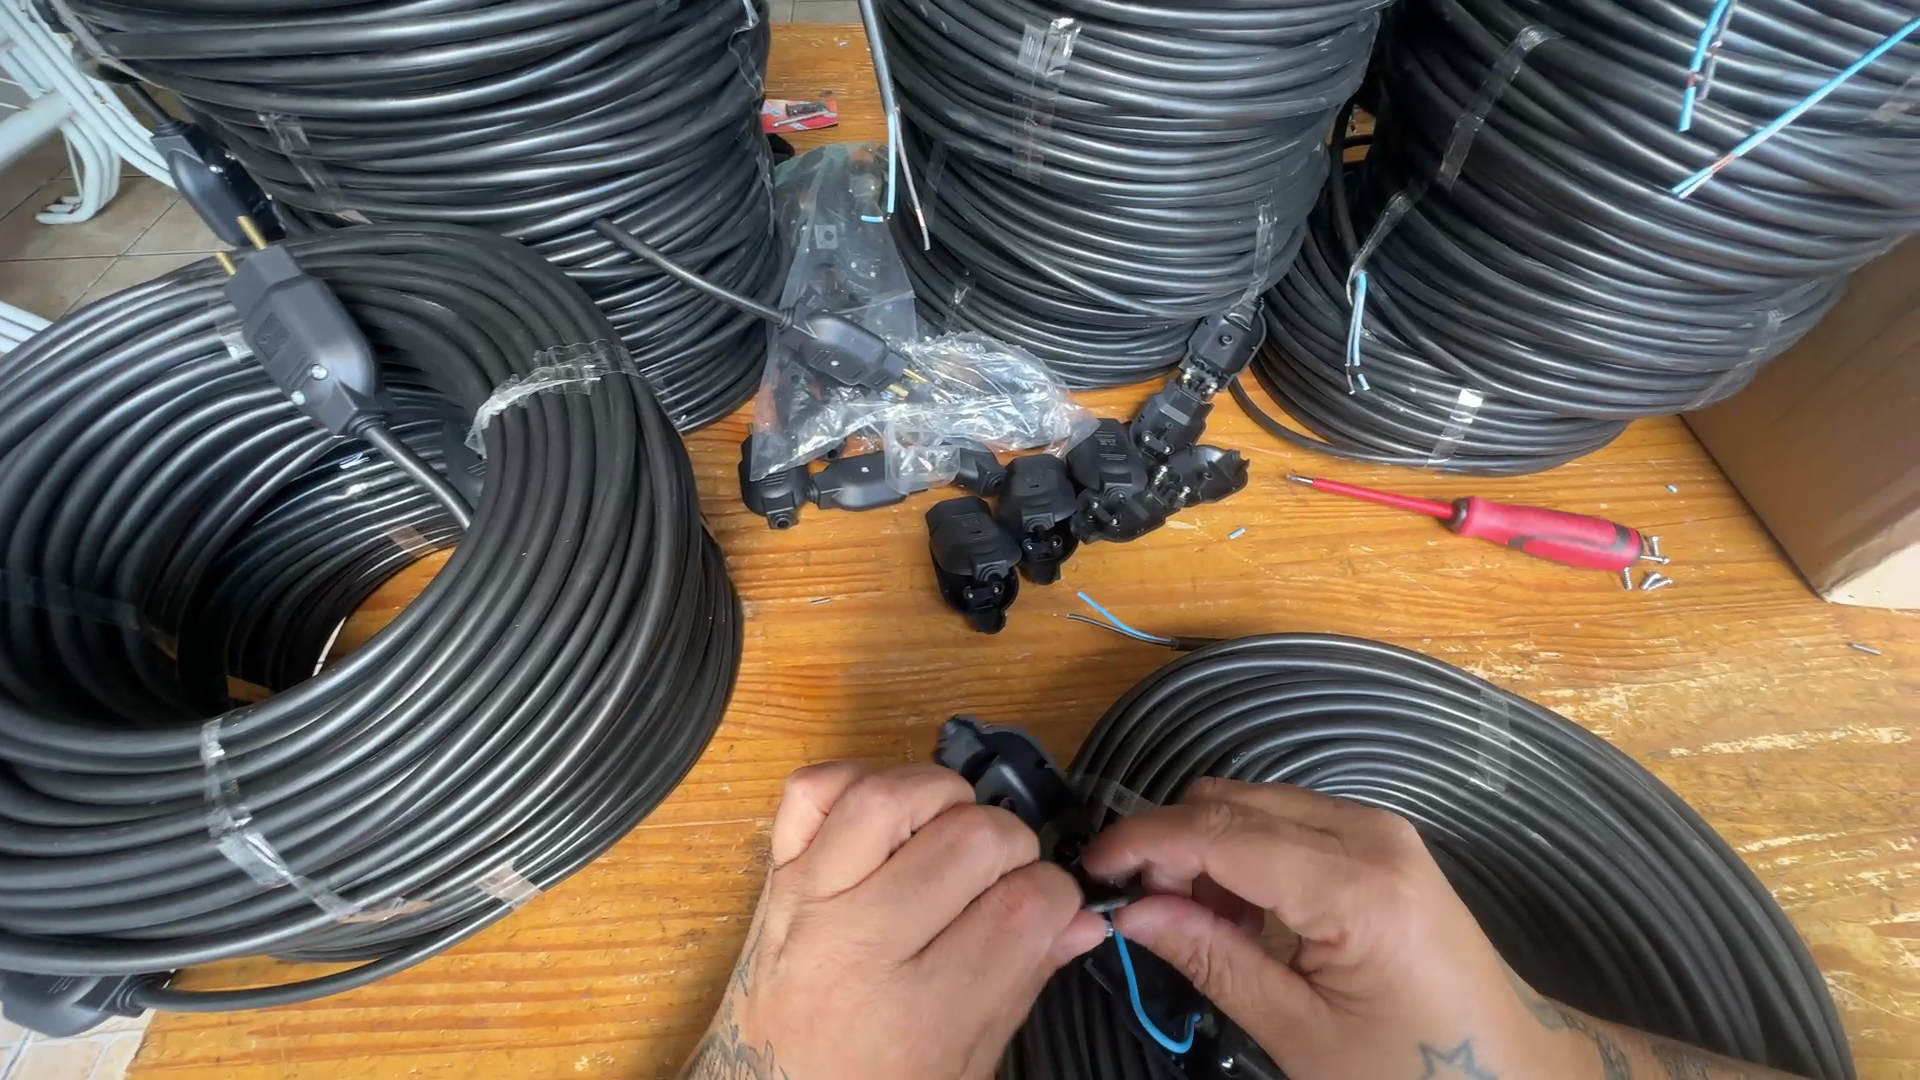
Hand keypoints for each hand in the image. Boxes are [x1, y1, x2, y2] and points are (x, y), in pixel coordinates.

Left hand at [683, 763, 1108, 1079]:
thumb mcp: (965, 1067)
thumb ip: (1024, 981)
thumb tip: (1083, 917)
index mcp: (917, 1019)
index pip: (1023, 909)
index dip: (1058, 893)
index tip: (1052, 900)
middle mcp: (859, 947)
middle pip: (969, 839)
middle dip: (1012, 841)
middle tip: (1004, 868)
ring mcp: (809, 898)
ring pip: (890, 795)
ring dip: (941, 793)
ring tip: (952, 823)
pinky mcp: (778, 870)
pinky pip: (812, 788)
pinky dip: (857, 778)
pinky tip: (887, 812)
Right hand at [1080, 778, 1587, 1079]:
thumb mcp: (1303, 1038)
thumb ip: (1210, 959)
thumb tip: (1126, 911)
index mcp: (1356, 888)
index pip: (1218, 834)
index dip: (1143, 842)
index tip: (1092, 866)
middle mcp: (1365, 831)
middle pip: (1226, 802)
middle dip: (1169, 845)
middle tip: (1147, 910)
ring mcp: (1373, 824)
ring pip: (1245, 800)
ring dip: (1201, 846)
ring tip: (1200, 919)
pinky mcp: (1372, 832)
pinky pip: (1277, 815)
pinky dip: (1237, 848)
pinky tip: (1242, 907)